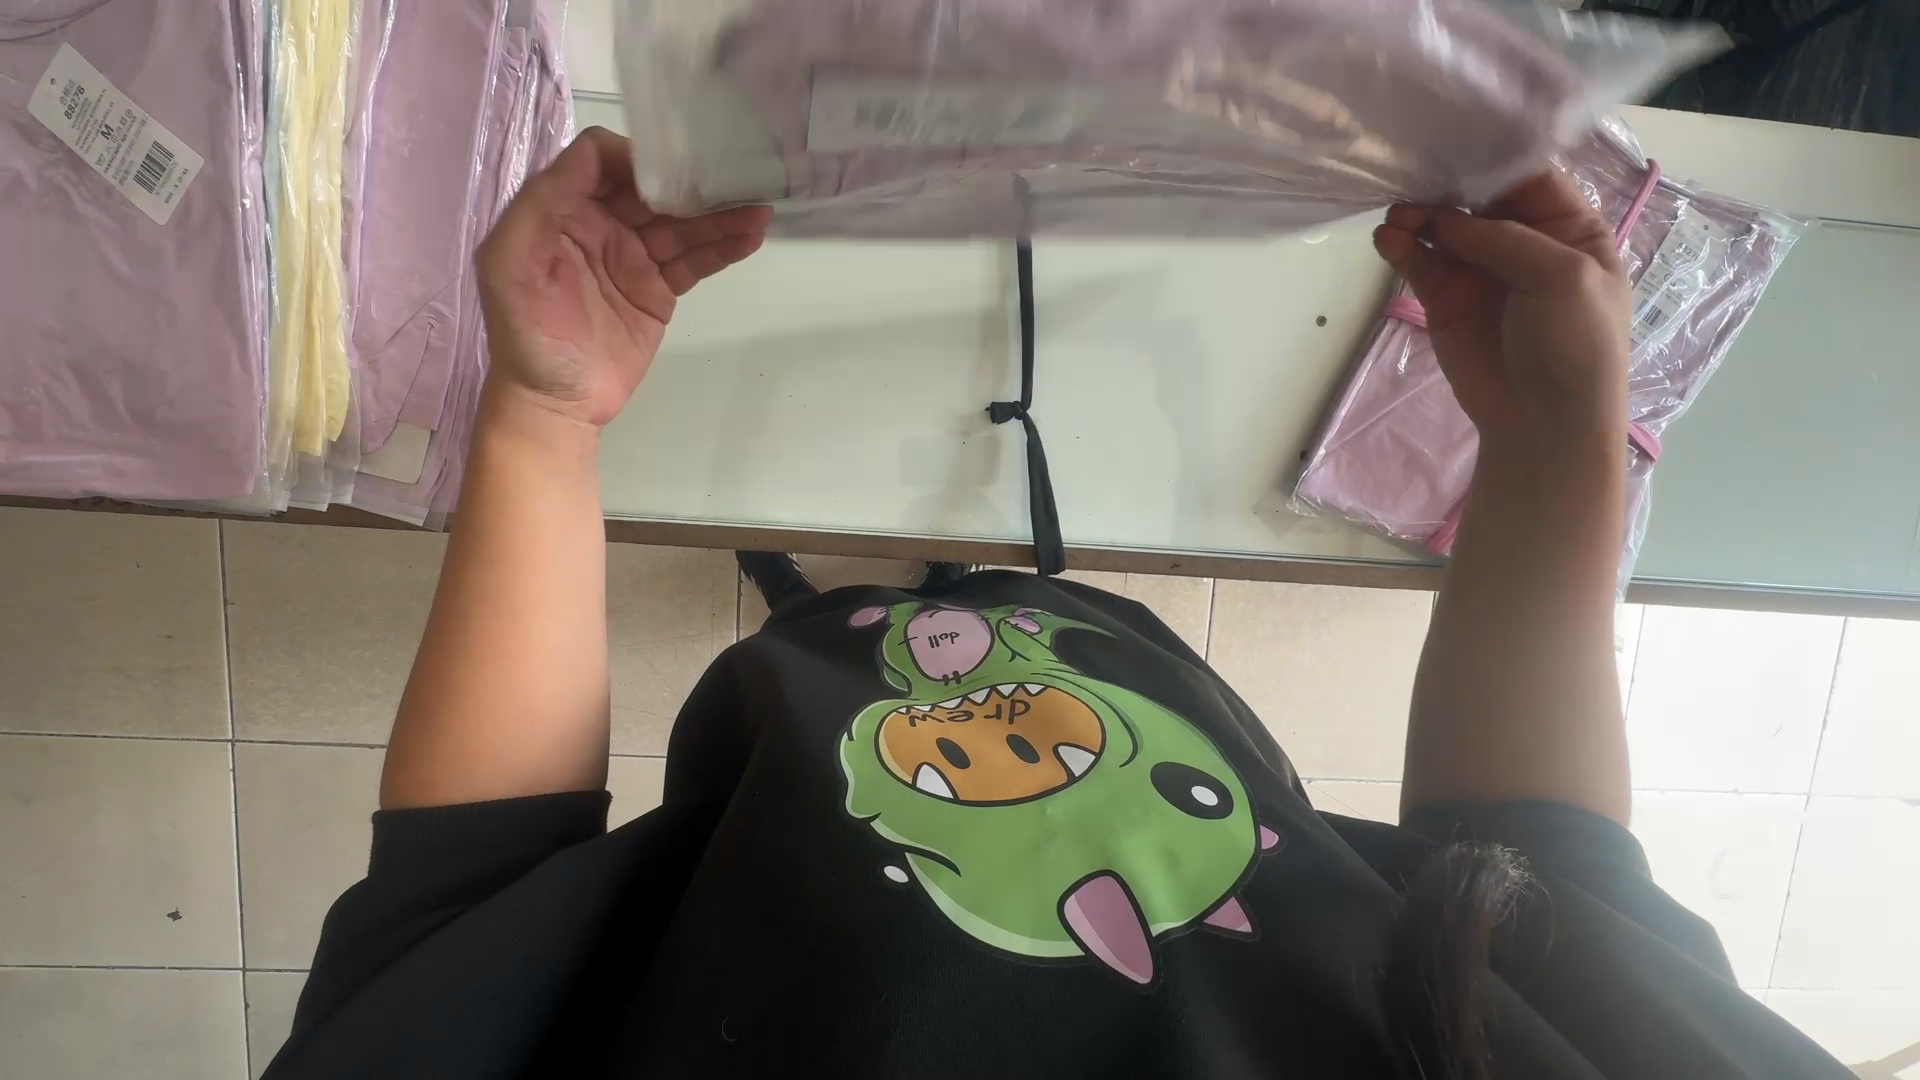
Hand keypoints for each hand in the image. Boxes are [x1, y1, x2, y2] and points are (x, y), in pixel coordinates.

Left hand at [475, 127, 771, 428]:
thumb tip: (593, 156)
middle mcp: (600, 226)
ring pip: (681, 227)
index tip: (669, 171)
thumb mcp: (511, 263)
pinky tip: (750, 236)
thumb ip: (541, 204)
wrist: (559, 402)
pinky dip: (722, 249)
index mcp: (560, 210)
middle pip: (651, 190)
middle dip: (690, 183)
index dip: (635, 159)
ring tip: (759, 209)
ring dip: (719, 216)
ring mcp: (634, 260)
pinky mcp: (660, 291)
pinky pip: (694, 262)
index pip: (600, 161)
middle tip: (732, 180)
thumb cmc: (527, 337)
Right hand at [1371, 171, 1630, 442]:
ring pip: (1441, 232)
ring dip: (1417, 220)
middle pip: (1477, 202)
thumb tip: (1447, 219)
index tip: (1457, 144)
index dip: (1496, 162)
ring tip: (1394, 218)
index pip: (1528, 181)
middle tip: (1413, 183)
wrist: (1542, 414)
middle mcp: (1519, 243)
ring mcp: (1477, 272)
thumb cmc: (1574, 340)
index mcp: (1566, 228)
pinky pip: (1419, 265)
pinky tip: (1386, 240)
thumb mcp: (1562, 277)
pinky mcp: (1443, 300)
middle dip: (1447, 189)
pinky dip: (1402, 251)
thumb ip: (1505, 241)